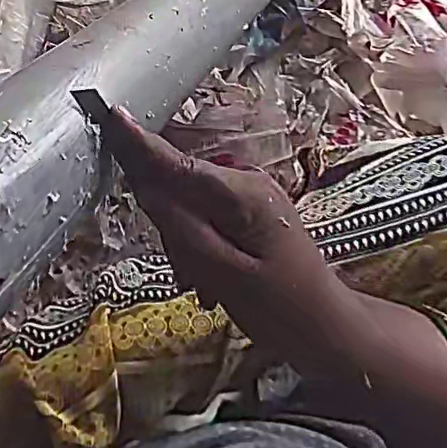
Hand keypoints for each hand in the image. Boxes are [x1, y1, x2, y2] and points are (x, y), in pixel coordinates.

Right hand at [96, 104, 362, 370]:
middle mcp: (242, 180)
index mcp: (242, 194)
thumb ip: (183, 230)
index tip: (111, 113)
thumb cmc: (286, 312)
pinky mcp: (241, 203)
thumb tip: (145, 189)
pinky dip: (193, 239)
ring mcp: (243, 189)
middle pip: (177, 180)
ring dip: (181, 237)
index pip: (179, 163)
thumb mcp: (228, 277)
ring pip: (184, 198)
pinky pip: (198, 209)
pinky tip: (208, 275)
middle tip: (188, 270)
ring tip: (205, 282)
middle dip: (167, 218)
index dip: (141, 142)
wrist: (336, 334)